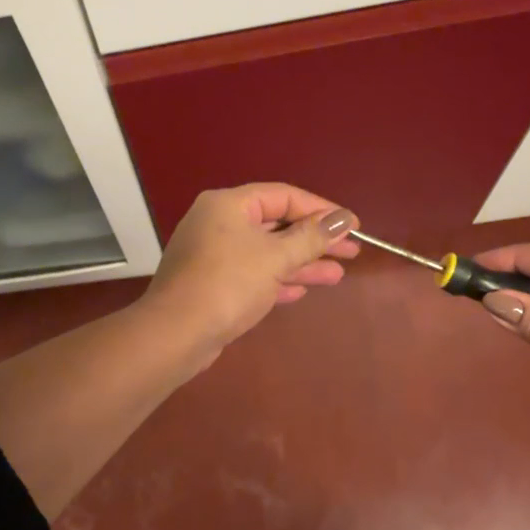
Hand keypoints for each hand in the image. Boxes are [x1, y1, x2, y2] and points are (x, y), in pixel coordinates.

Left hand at [141, 184, 359, 350]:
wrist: (176, 333)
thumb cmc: (228, 284)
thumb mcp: (275, 257)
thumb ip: (311, 237)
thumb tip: (343, 219)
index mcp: (227, 204)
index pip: (283, 196)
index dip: (321, 209)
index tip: (353, 225)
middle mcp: (216, 223)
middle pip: (275, 224)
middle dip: (314, 239)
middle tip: (351, 251)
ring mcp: (211, 255)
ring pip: (265, 252)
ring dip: (300, 262)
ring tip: (336, 275)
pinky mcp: (211, 284)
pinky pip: (251, 274)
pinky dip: (276, 280)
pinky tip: (301, 291)